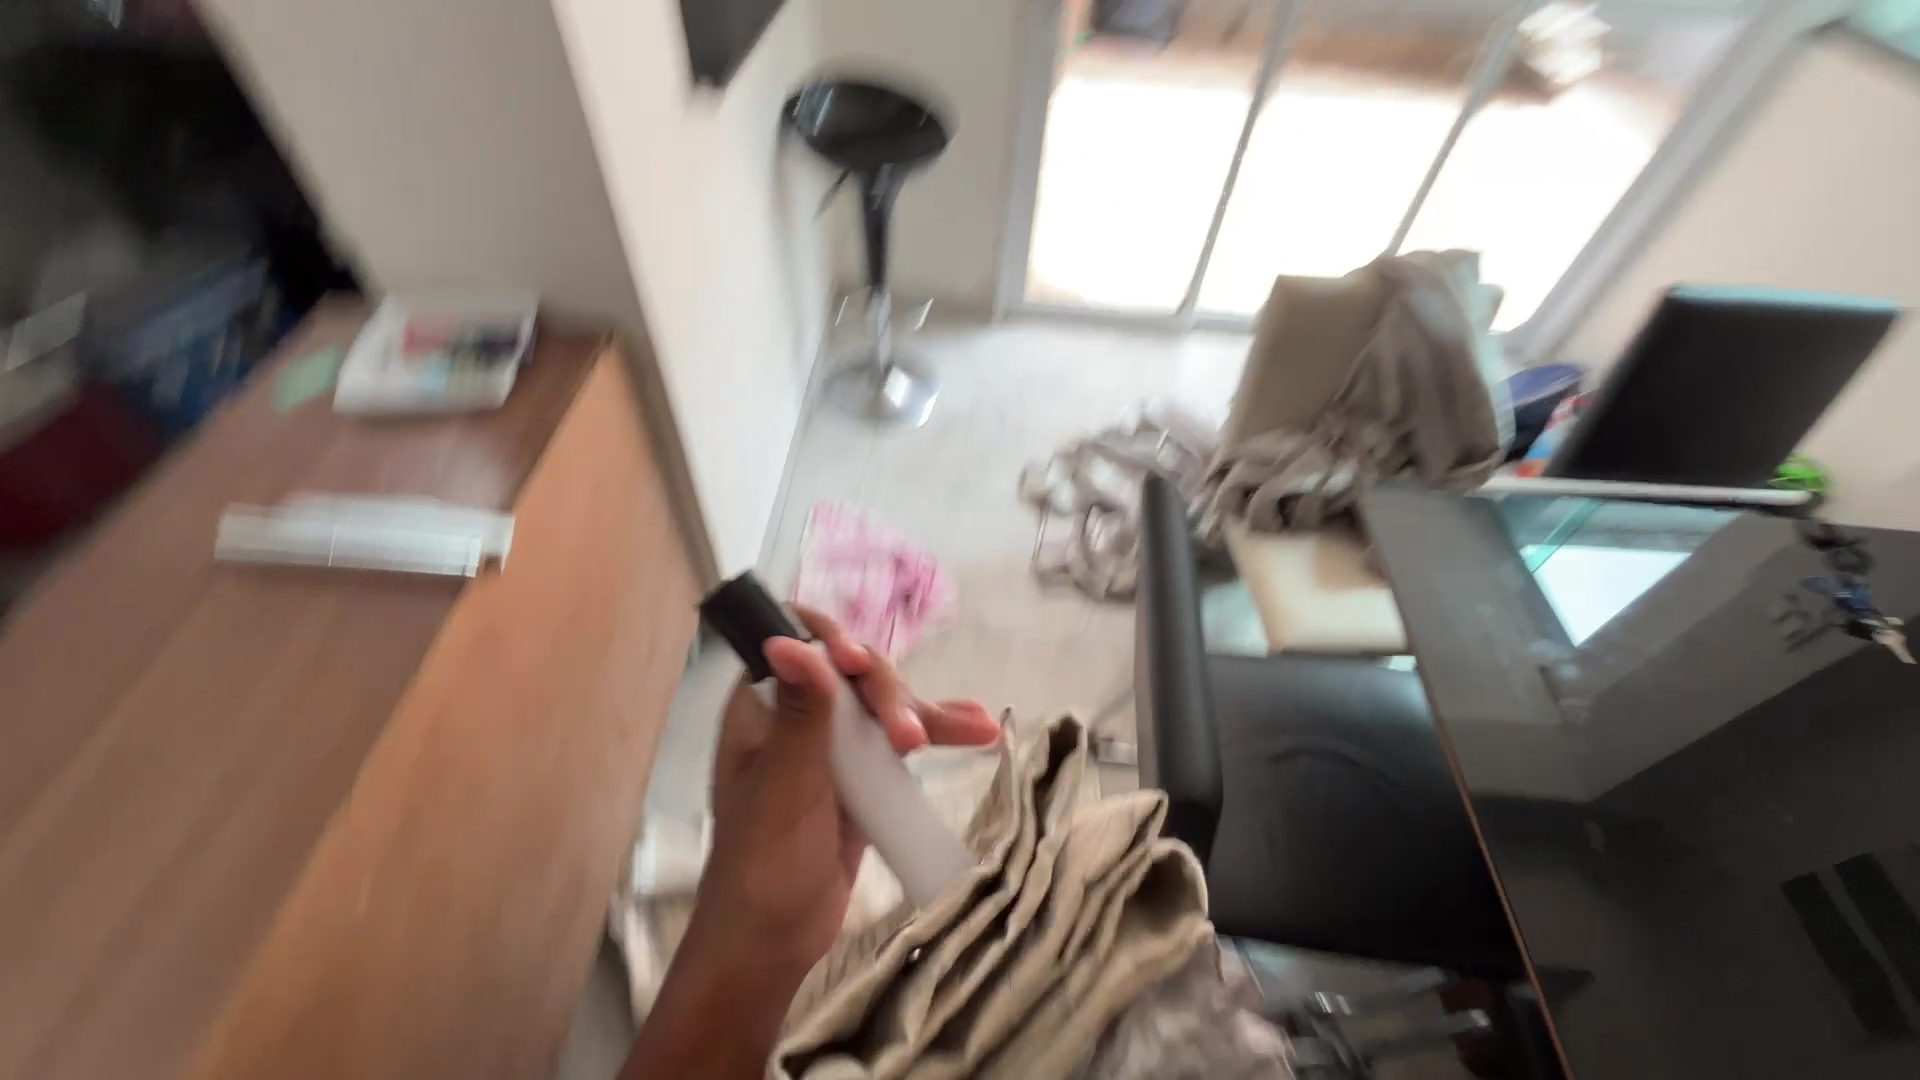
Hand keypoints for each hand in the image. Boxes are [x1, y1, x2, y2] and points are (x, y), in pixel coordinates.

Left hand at [689, 608, 1000, 989]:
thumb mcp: (785, 784)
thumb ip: (801, 712)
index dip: (832, 641)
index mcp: (763, 705)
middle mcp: (799, 711)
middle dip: (889, 694)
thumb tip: (786, 639)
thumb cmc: (764, 861)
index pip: (798, 641)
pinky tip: (980, 726)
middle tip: (908, 738)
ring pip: (886, 702)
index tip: (857, 666)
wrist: (775, 939)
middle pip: (855, 670)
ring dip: (927, 712)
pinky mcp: (864, 769)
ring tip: (976, 729)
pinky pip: (904, 737)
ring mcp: (835, 741)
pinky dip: (940, 731)